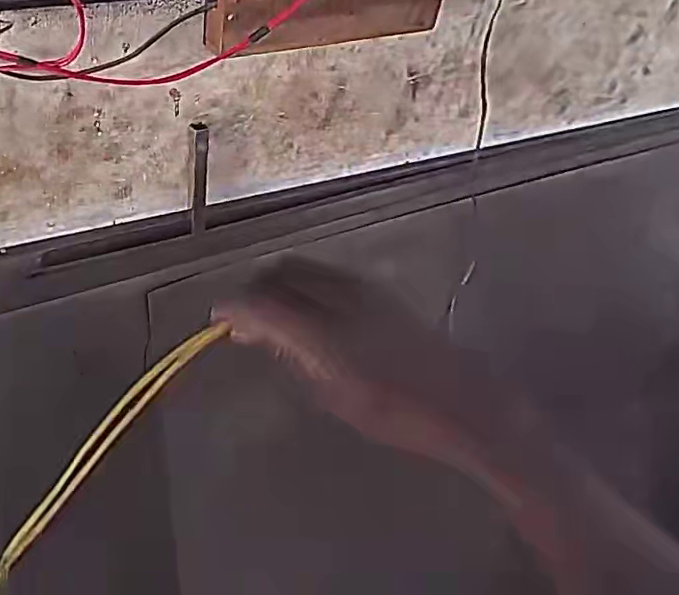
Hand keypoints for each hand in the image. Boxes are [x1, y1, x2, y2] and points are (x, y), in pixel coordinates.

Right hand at [213, 258, 515, 465]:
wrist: (461, 398)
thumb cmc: (396, 412)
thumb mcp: (335, 394)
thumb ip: (294, 356)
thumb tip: (261, 335)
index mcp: (323, 331)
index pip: (263, 303)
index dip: (234, 306)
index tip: (218, 316)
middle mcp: (337, 296)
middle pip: (278, 274)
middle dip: (254, 291)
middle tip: (244, 318)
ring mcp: (357, 285)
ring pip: (299, 267)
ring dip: (276, 283)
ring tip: (270, 312)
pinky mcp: (372, 285)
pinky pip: (321, 271)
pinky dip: (299, 281)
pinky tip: (304, 306)